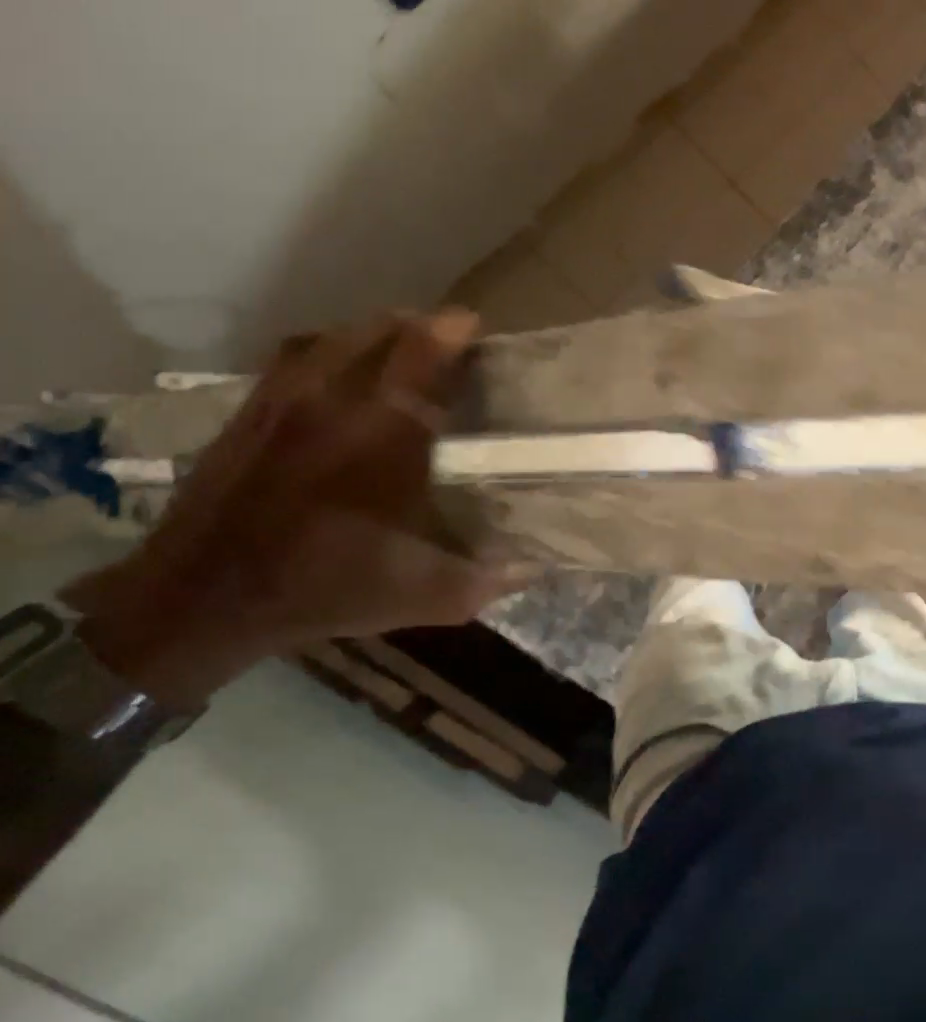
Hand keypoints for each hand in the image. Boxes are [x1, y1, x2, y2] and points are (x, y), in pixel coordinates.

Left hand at [64, 311, 530, 709]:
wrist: (202, 599)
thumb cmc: (327, 590)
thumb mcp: (429, 597)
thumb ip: (489, 579)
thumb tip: (533, 568)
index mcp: (382, 436)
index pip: (420, 355)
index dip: (452, 332)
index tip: (476, 327)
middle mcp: (330, 403)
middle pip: (375, 333)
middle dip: (416, 328)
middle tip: (448, 340)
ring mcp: (280, 403)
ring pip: (330, 340)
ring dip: (370, 335)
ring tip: (398, 349)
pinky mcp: (247, 416)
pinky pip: (294, 360)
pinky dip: (328, 354)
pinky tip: (341, 378)